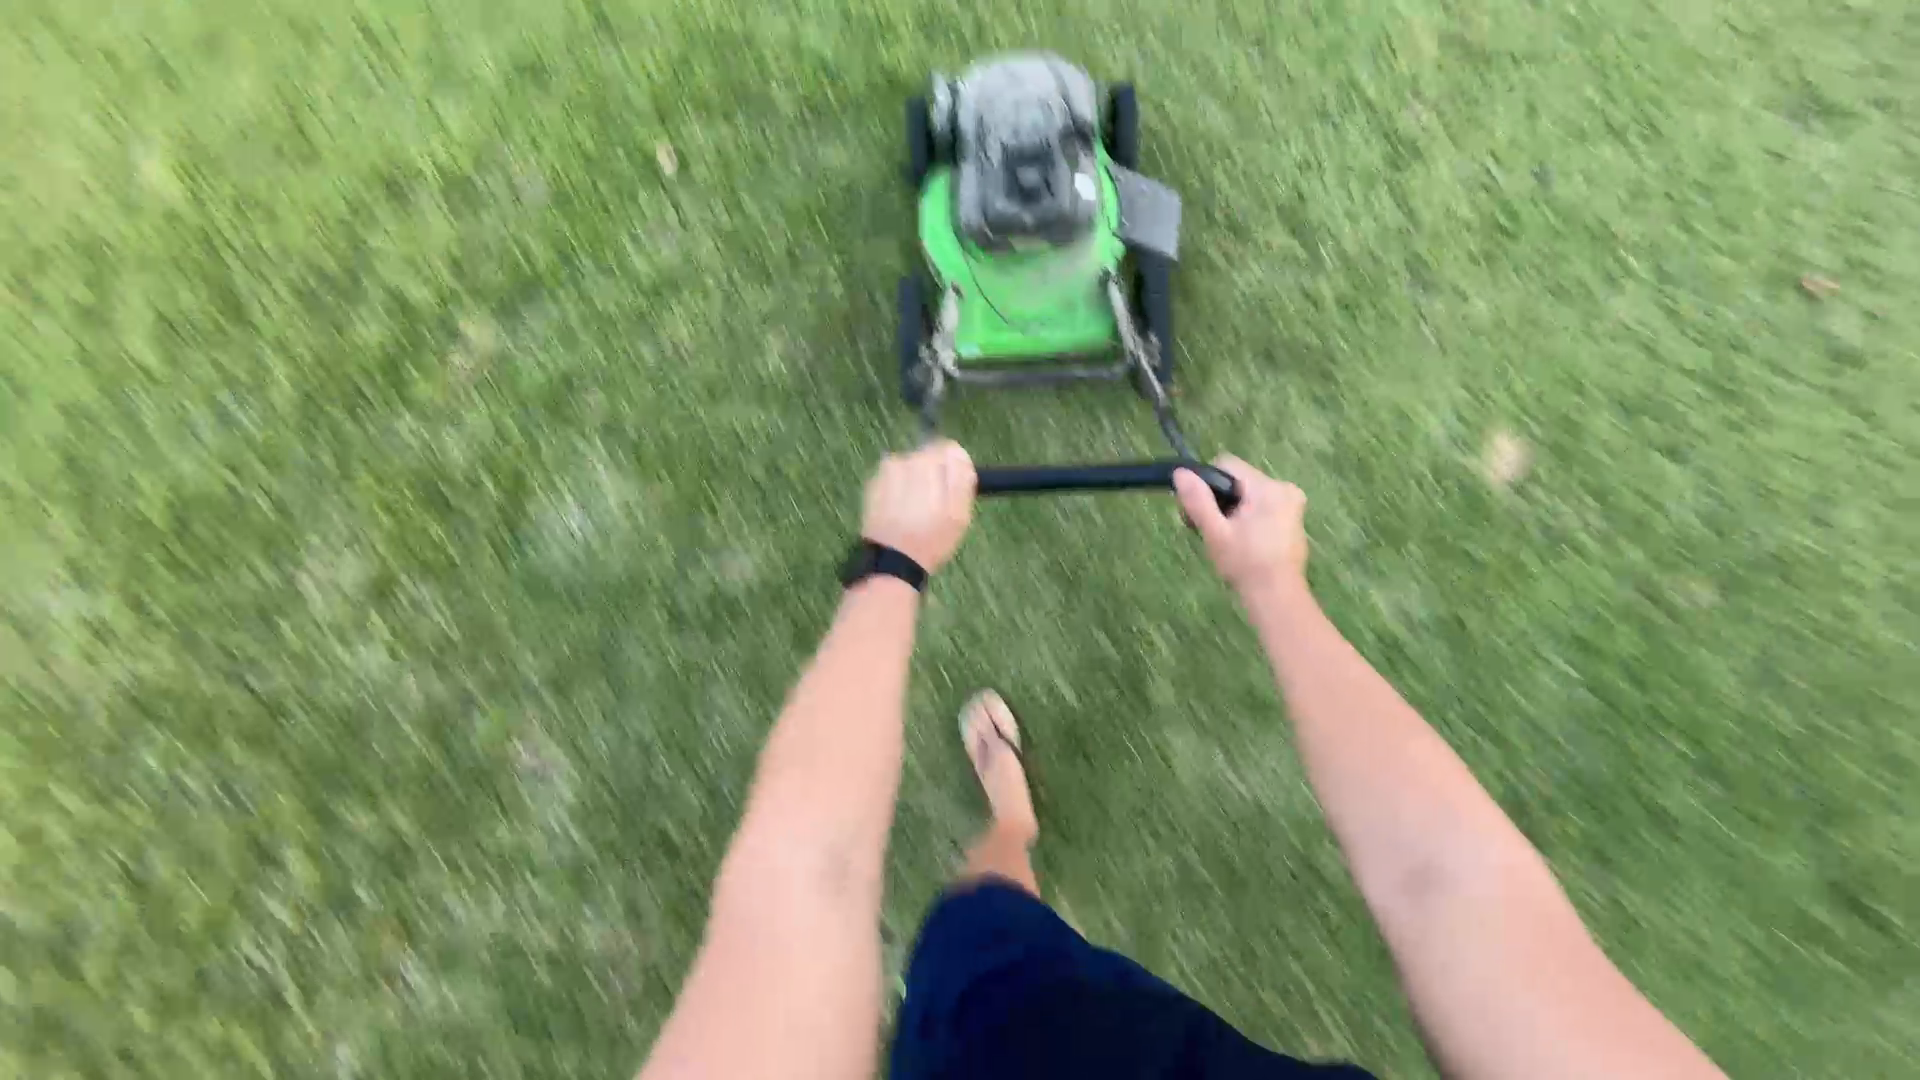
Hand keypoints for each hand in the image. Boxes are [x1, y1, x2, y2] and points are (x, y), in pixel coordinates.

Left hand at [861, 440, 976, 571]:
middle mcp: (903, 461)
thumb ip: (960, 477)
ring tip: (916, 511)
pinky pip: (893, 480)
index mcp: (927, 464)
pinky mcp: (872, 485)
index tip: (950, 492)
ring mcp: (884, 473)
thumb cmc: (932, 541)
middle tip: (934, 506)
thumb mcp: (959, 514)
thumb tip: (956, 450)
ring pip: (909, 467)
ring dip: (914, 482)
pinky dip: (898, 491)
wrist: (893, 562)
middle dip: (932, 476)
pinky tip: (900, 512)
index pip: (945, 449)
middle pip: (926, 456)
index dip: (951, 470)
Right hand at [1173, 455, 1308, 596]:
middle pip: (1237, 480)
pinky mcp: (1293, 517)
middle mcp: (1284, 487)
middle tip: (1209, 529)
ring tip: (1225, 538)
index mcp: (1267, 487)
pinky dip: (1247, 517)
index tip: (1200, 511)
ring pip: (1247, 493)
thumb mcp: (1215, 532)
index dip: (1206, 484)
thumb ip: (1197, 500)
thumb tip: (1180, 472)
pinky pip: (1260, 505)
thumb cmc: (1244, 565)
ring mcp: (1292, 503)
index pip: (1226, 465)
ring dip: (1231, 510)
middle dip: (1219, 500)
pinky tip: (1242, 541)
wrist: (1276, 596)